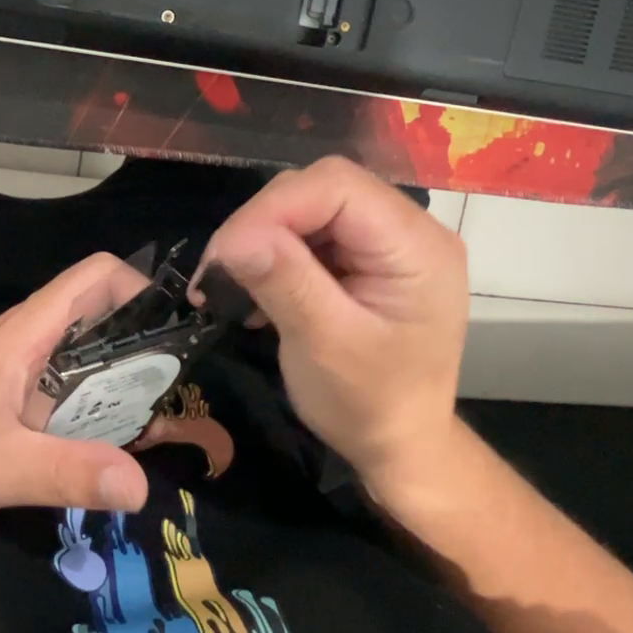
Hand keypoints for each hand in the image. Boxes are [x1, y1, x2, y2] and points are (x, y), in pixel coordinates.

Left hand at [0, 253, 152, 521]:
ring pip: (91, 347)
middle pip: (101, 310)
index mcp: (27, 333)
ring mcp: (27, 364)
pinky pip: (76, 380)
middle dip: (145, 337)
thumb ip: (69, 473)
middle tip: (178, 386)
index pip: (94, 276)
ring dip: (127, 372)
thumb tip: (141, 485)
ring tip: (160, 414)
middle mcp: (32, 338)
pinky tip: (119, 437)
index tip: (174, 331)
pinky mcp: (23, 392)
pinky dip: (104, 398)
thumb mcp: (5, 468)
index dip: (140, 287)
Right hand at [199, 157, 469, 480]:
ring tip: (226, 285)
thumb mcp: (325, 346)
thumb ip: (285, 283)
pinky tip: (252, 290)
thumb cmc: (369, 404)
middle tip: (216, 274)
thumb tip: (234, 238)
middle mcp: (408, 230)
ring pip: (307, 207)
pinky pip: (308, 232)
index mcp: (416, 246)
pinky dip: (272, 255)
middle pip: (319, 190)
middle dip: (260, 225)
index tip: (223, 255)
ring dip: (259, 240)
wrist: (398, 446)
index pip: (335, 186)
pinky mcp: (364, 256)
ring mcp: (386, 242)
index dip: (272, 208)